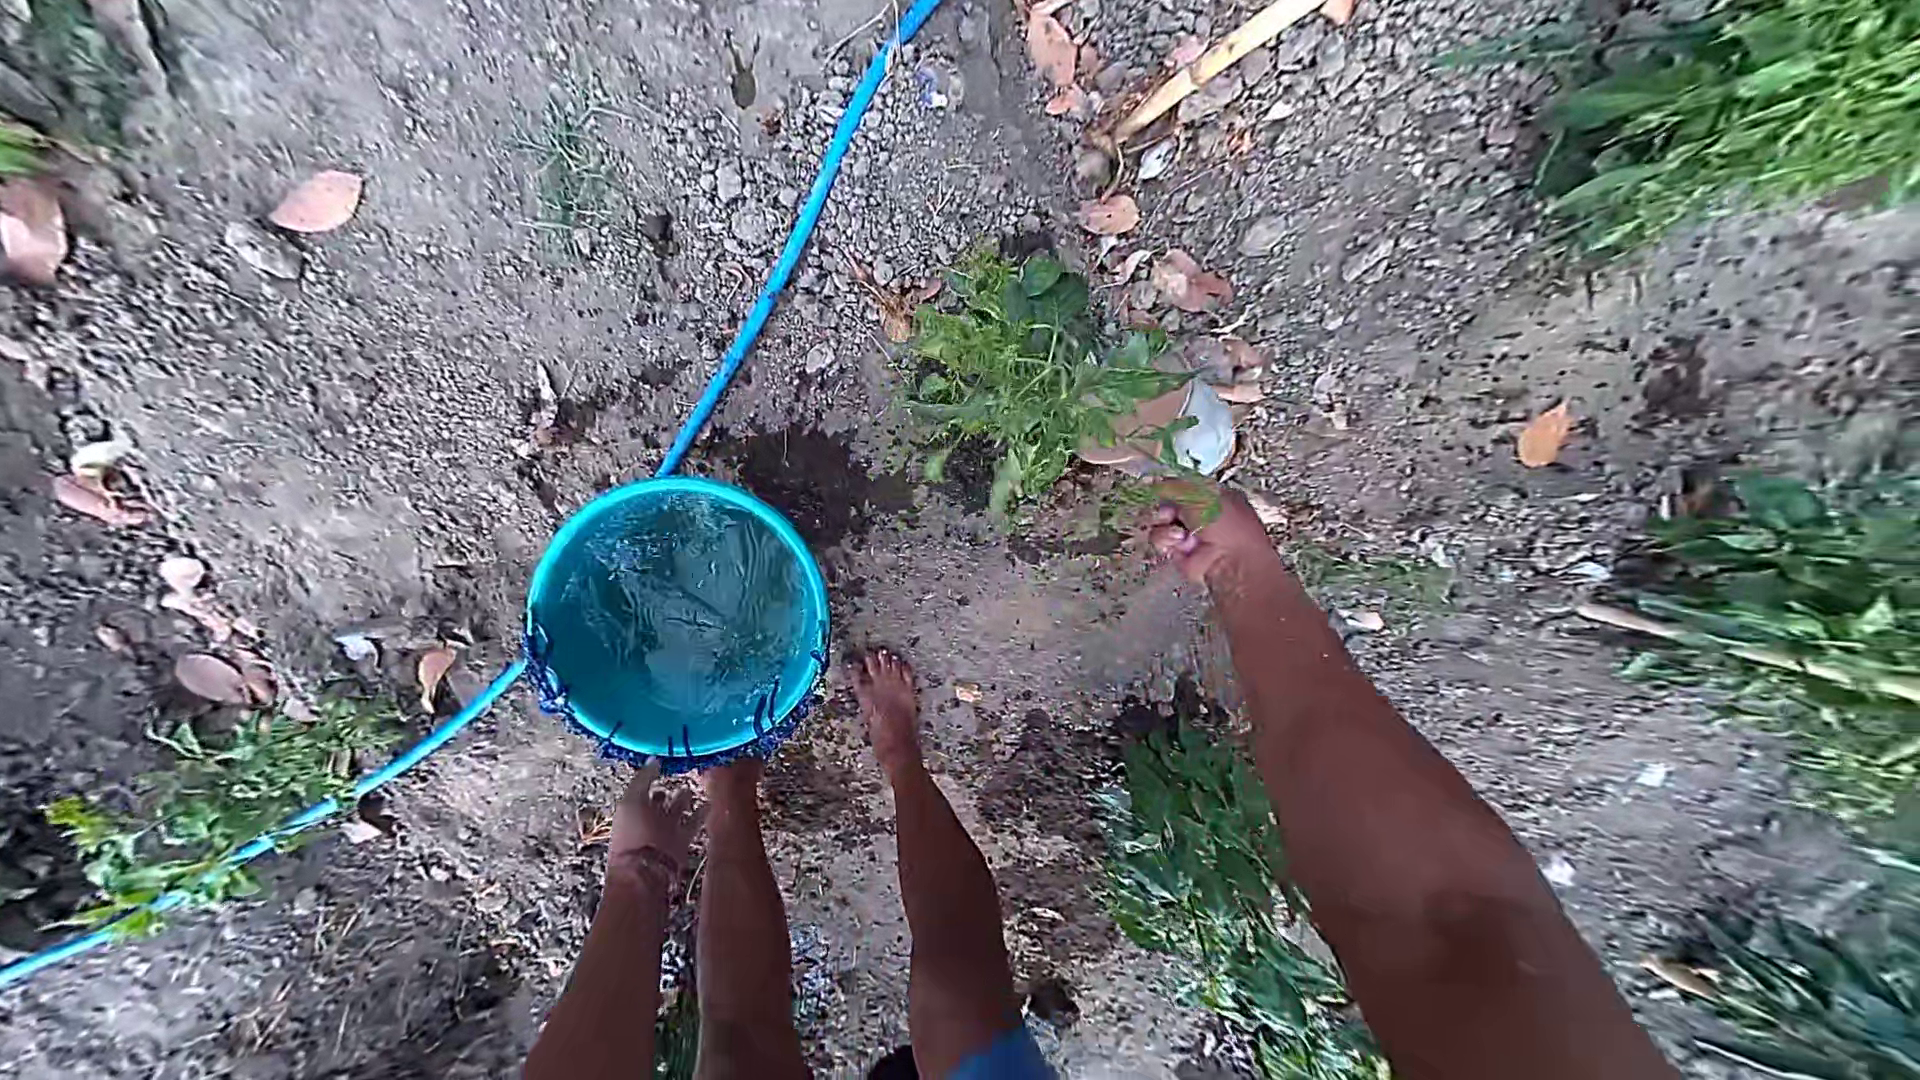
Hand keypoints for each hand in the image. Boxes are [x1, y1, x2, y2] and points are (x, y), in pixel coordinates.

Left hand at [608, 762, 704, 888]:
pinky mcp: (683, 840)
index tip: (670, 762)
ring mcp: (667, 831)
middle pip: (664, 801)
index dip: (656, 776)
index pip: (646, 789)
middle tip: (689, 771)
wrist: (646, 872)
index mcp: (634, 809)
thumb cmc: (634, 835)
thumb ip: (643, 779)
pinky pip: (695, 822)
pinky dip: (704, 811)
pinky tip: (713, 800)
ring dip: (689, 798)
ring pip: (680, 810)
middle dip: (673, 788)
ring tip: (702, 782)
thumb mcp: (632, 801)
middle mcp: (650, 820)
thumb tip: (654, 759)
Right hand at [1146, 483, 1275, 585]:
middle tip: (1170, 513)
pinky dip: (1166, 538)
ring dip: (1166, 525)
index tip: (1160, 487)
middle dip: (1166, 507)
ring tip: (1180, 533)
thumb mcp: (1202, 495)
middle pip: (1167, 503)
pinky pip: (1159, 537)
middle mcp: (1200, 514)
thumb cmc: (1225, 523)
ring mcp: (1187, 532)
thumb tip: (1157, 482)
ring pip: (1159, 520)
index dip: (1171, 487)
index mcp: (1213, 496)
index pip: (1184, 486)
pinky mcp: (1176, 549)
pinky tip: (1180, 542)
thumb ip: (1177, 485)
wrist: (1229, 561)